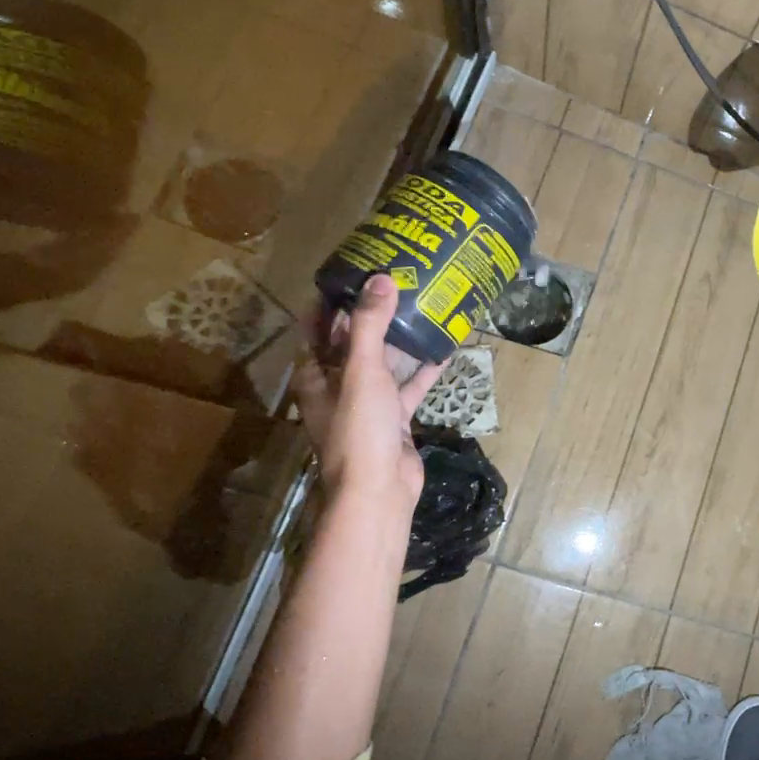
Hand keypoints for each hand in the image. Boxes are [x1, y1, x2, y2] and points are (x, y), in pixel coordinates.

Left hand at [291, 274, 444, 508]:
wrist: (378, 489)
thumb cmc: (359, 429)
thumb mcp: (362, 371)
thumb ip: (370, 325)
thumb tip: (381, 278)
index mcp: (315, 373)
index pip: (316, 326)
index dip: (331, 298)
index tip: (355, 269)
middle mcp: (336, 385)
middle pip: (351, 342)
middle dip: (370, 314)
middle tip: (396, 281)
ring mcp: (366, 404)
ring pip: (382, 363)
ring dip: (398, 340)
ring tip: (421, 308)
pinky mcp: (393, 419)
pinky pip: (408, 387)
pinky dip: (422, 370)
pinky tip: (443, 350)